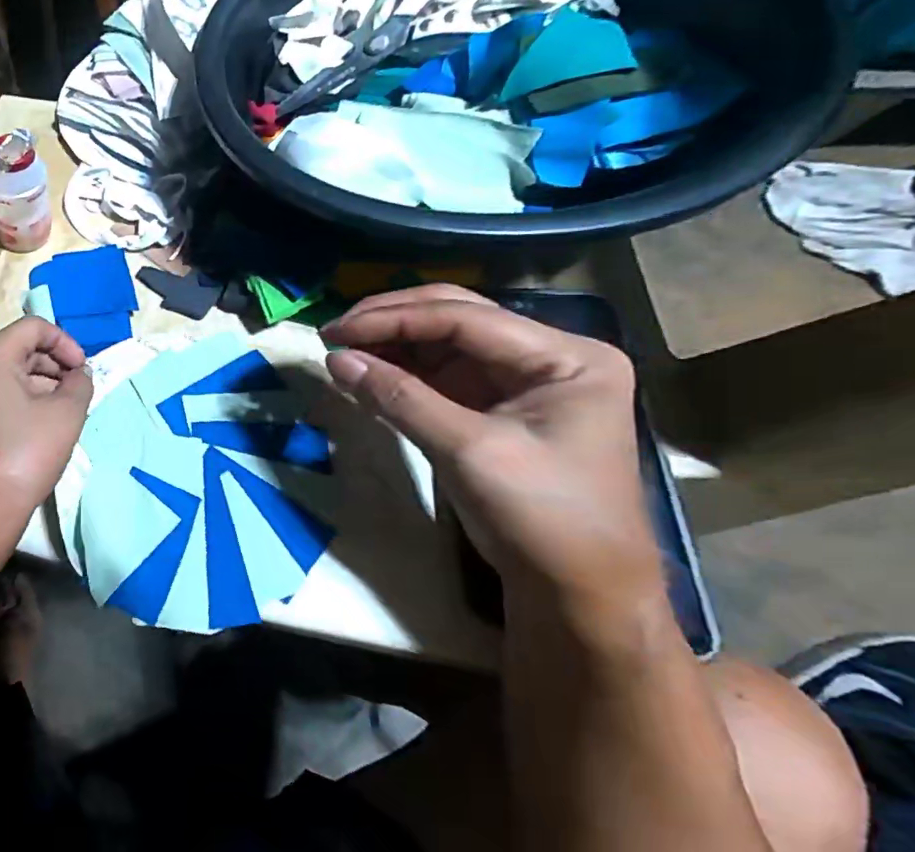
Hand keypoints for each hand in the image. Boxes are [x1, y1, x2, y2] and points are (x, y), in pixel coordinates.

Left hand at [0, 317, 91, 634]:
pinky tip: (52, 417)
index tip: (82, 369)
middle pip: (23, 346)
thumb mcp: (68, 412)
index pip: (34, 328)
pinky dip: (32, 394)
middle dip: (57, 362)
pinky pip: (6, 388)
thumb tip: (78, 375)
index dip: (65, 342)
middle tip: (80, 387)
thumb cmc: (28, 452)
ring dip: (47, 380)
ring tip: (70, 404)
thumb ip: (80, 382)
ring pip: (17, 368)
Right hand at [320, 285, 661, 612]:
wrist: (578, 596)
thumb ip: (401, 399)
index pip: (466, 317)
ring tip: (343, 350)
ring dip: (394, 345)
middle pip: (458, 319)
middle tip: (335, 332)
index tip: (337, 330)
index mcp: (566, 356)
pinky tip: (370, 372)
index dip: (395, 318)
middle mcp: (547, 356)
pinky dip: (405, 374)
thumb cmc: (542, 521)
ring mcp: (522, 381)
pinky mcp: (499, 407)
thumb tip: (336, 360)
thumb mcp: (470, 452)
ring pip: (446, 344)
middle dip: (393, 323)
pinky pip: (444, 376)